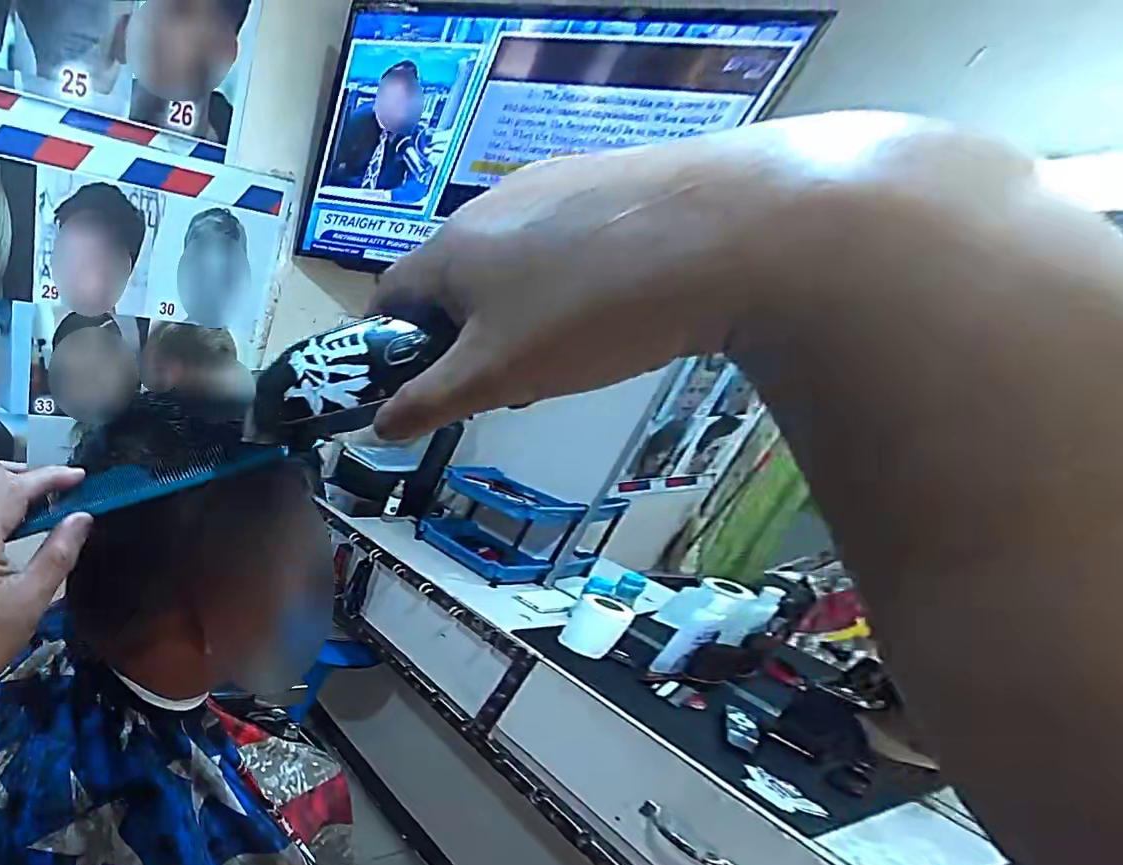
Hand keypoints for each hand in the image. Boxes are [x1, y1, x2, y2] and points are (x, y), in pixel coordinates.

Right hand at [368, 112, 974, 439]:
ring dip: (506, 316)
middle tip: (495, 382)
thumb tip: (377, 427)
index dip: (387, 349)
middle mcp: (490, 206)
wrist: (745, 232)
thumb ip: (426, 404)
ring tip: (557, 352)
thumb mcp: (493, 376)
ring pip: (502, 266)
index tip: (415, 387)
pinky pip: (555, 243)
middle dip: (456, 340)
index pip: (386, 300)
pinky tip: (604, 307)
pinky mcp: (608, 179)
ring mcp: (553, 184)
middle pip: (446, 285)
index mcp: (449, 249)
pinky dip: (556, 284)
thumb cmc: (586, 315)